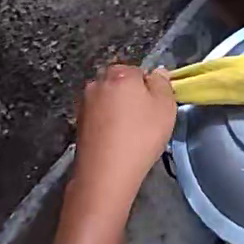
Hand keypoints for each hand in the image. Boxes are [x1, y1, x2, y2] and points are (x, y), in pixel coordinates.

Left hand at [68, 65, 175, 229]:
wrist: (105, 172)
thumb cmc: (141, 136)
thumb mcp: (165, 107)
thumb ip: (163, 84)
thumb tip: (157, 72)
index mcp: (120, 74)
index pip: (140, 71)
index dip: (150, 89)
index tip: (156, 107)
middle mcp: (98, 82)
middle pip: (121, 83)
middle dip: (131, 96)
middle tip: (145, 119)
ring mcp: (85, 102)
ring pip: (108, 99)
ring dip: (117, 110)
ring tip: (129, 133)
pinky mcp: (78, 122)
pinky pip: (98, 115)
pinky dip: (107, 123)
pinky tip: (115, 140)